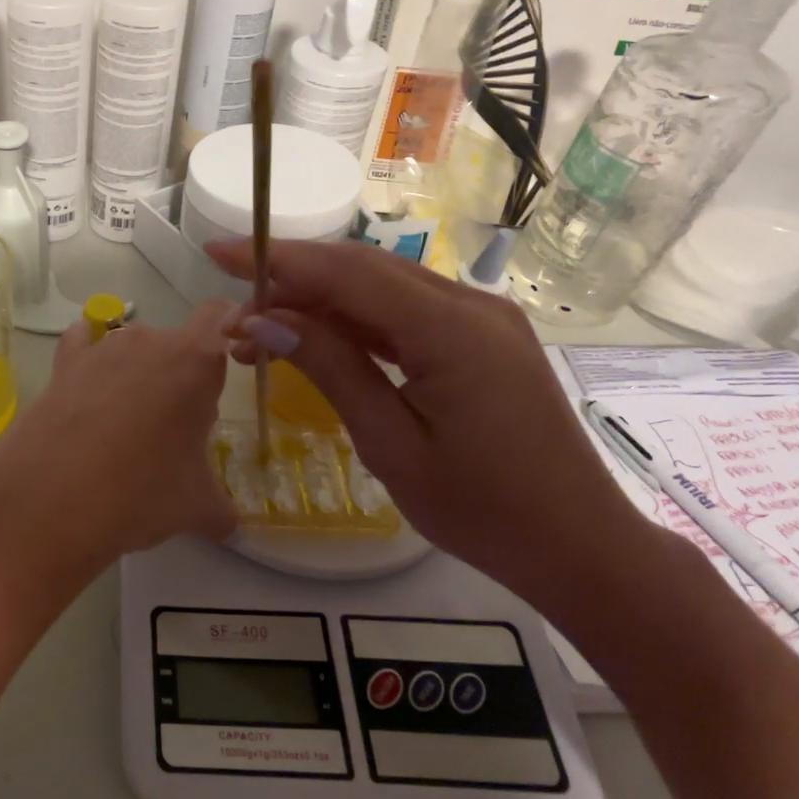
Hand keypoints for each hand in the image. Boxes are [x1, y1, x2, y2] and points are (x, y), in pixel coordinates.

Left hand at [0, 300, 238, 579]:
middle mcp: (150, 341)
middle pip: (175, 345)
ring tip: (126, 429)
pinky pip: (82, 345)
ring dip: (135, 376)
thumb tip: (228, 525)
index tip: (221, 378)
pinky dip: (89, 361)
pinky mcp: (62, 364)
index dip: (225, 340)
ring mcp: (101, 349)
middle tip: (173, 430)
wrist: (52, 499)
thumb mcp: (196, 507)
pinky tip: (87, 394)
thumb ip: (221, 509)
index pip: (221, 318)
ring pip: (131, 349)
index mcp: (196, 361)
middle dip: (178, 379)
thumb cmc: (142, 492)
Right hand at [206, 239, 655, 602]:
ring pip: (385, 286)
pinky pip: (409, 310)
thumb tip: (264, 320)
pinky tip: (320, 337)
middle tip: (235, 309)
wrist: (580, 546)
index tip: (218, 253)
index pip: (347, 272)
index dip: (278, 258)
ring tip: (264, 328)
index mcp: (452, 329)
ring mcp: (484, 317)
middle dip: (293, 278)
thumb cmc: (483, 510)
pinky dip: (358, 318)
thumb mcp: (391, 444)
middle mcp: (472, 304)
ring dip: (322, 299)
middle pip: (365, 269)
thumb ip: (331, 368)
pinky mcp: (485, 336)